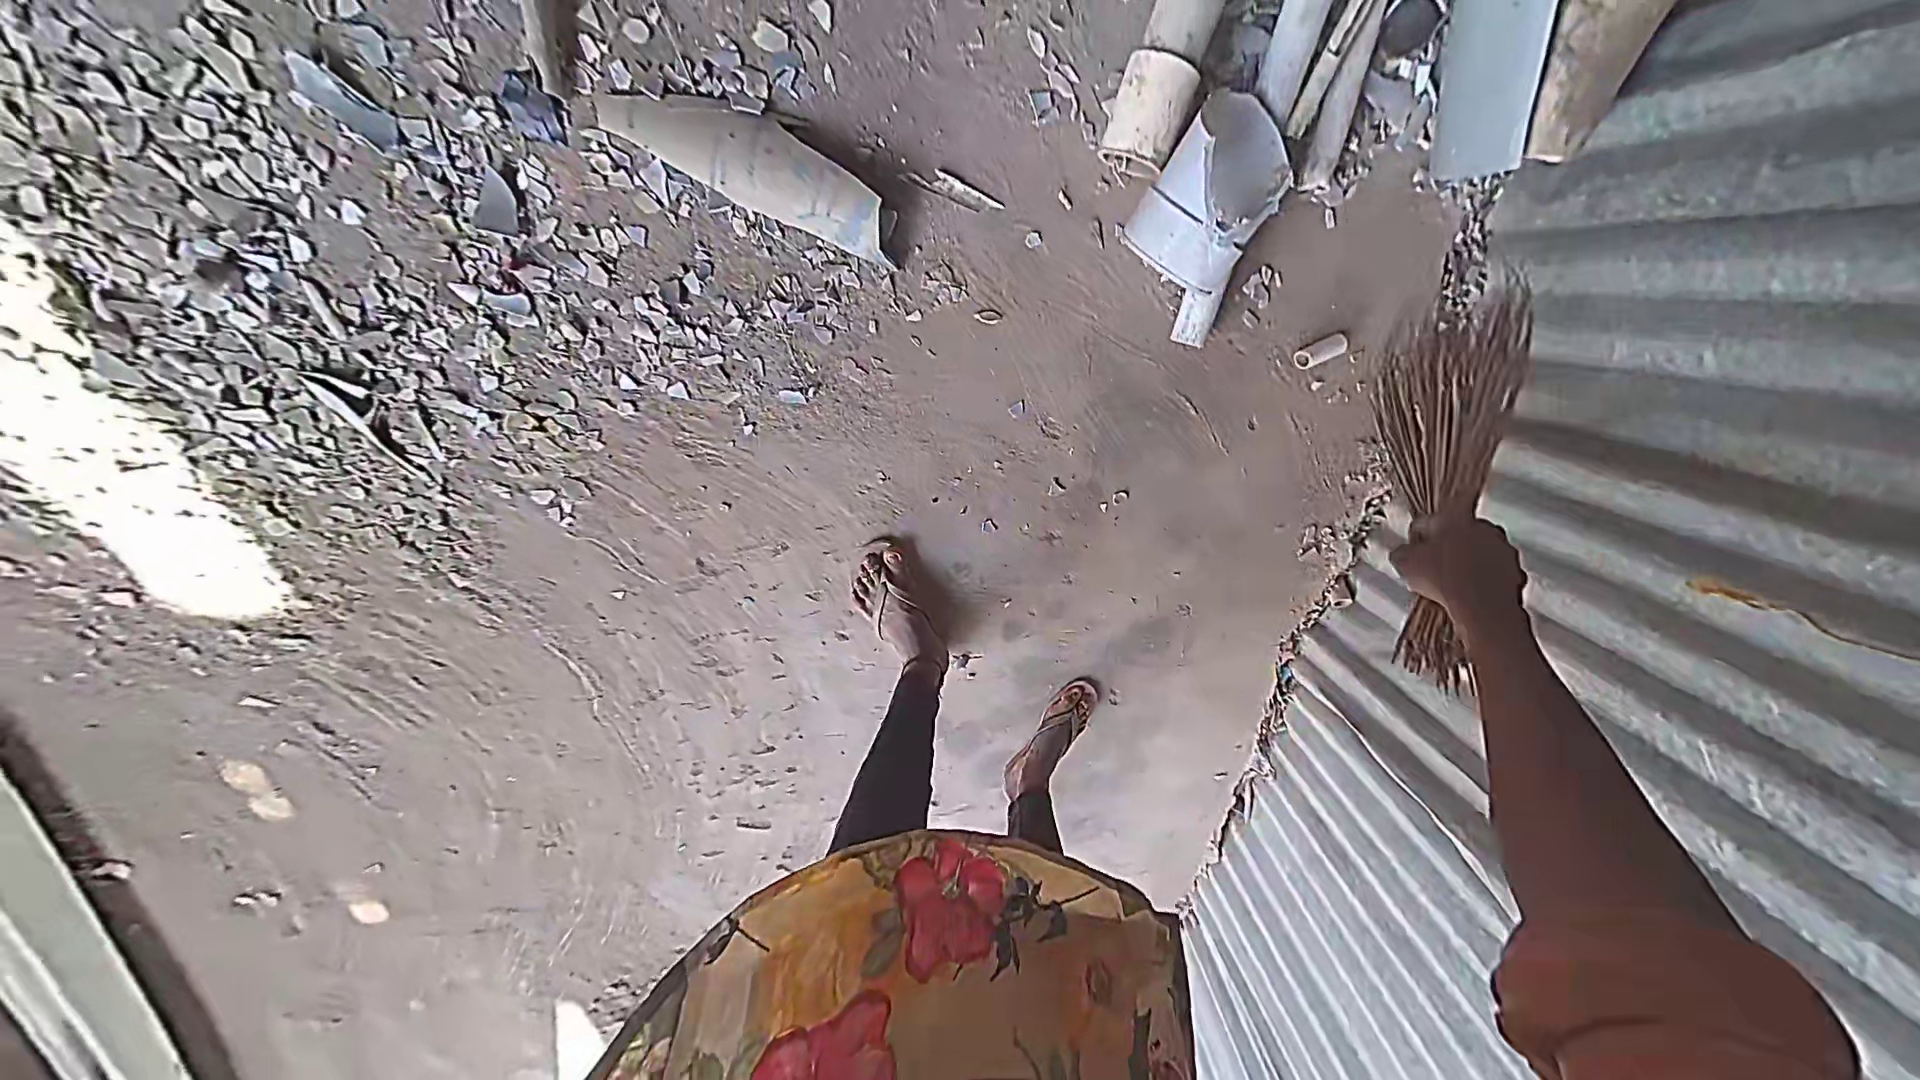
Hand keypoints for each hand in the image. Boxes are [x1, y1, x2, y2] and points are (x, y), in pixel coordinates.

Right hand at [1389, 516, 1527, 632]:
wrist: (1481, 607)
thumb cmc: (1445, 579)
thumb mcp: (1404, 563)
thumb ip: (1400, 552)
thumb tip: (1402, 552)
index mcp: (1453, 519)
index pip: (1426, 521)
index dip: (1415, 536)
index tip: (1412, 546)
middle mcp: (1482, 528)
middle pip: (1455, 534)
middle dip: (1443, 547)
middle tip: (1429, 564)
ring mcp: (1502, 548)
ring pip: (1476, 550)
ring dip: (1463, 561)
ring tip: (1447, 581)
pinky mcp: (1515, 568)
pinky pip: (1492, 569)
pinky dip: (1480, 577)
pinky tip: (1466, 590)